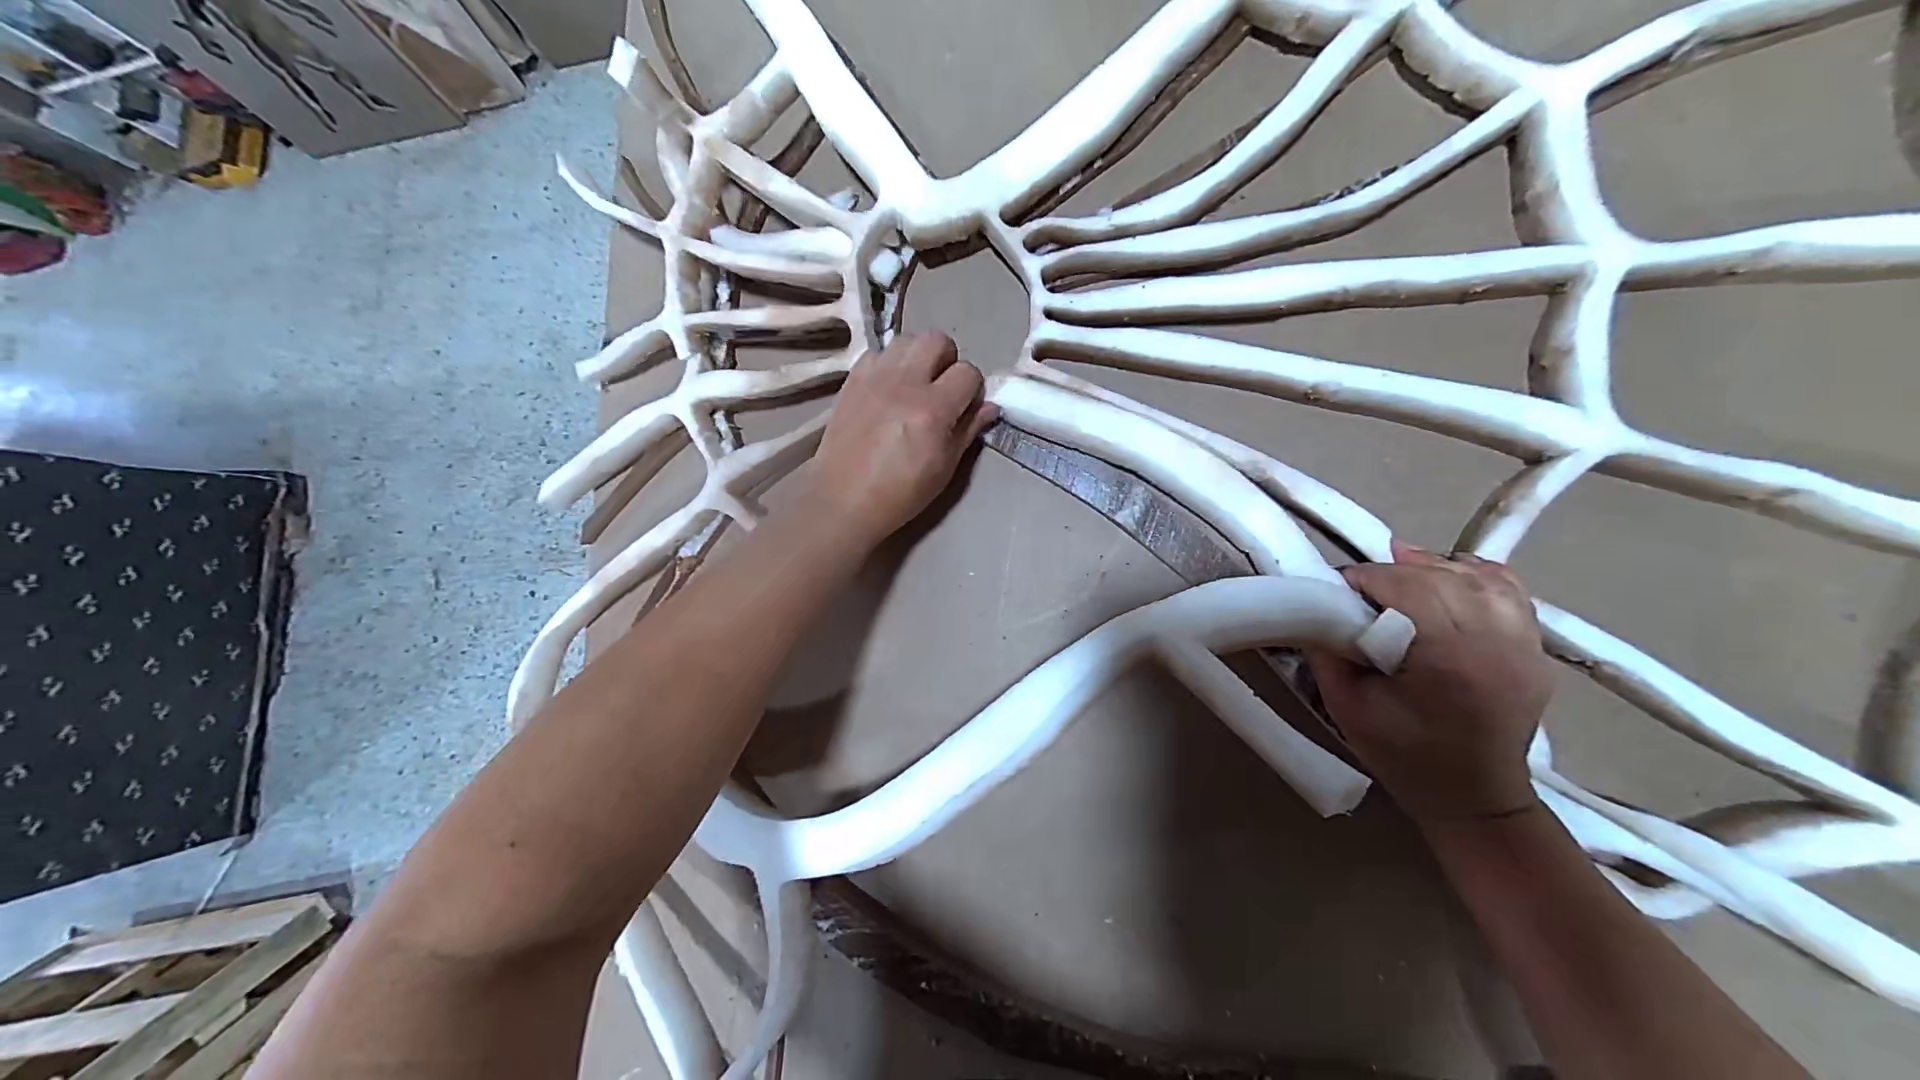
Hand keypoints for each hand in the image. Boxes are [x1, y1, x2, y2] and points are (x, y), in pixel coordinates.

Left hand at [808, 333, 998, 547]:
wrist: (843, 500)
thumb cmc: (899, 494)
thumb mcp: (944, 469)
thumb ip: (967, 431)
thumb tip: (989, 407)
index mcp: (932, 409)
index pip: (967, 373)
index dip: (972, 390)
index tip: (965, 407)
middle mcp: (904, 383)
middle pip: (937, 340)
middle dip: (947, 360)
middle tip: (942, 388)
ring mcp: (874, 378)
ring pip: (906, 340)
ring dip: (918, 357)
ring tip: (915, 385)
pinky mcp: (852, 380)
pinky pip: (877, 354)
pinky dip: (888, 364)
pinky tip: (888, 390)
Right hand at [1307, 540, 1553, 825]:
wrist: (1474, 796)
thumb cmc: (1403, 754)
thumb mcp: (1345, 705)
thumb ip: (1328, 650)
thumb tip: (1316, 605)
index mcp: (1447, 656)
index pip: (1402, 586)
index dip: (1362, 579)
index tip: (1335, 590)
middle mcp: (1494, 639)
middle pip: (1437, 576)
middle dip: (1391, 572)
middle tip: (1358, 589)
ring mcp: (1522, 641)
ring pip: (1473, 576)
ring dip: (1430, 568)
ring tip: (1398, 574)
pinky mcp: (1533, 645)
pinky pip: (1506, 588)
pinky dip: (1473, 574)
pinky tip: (1446, 576)